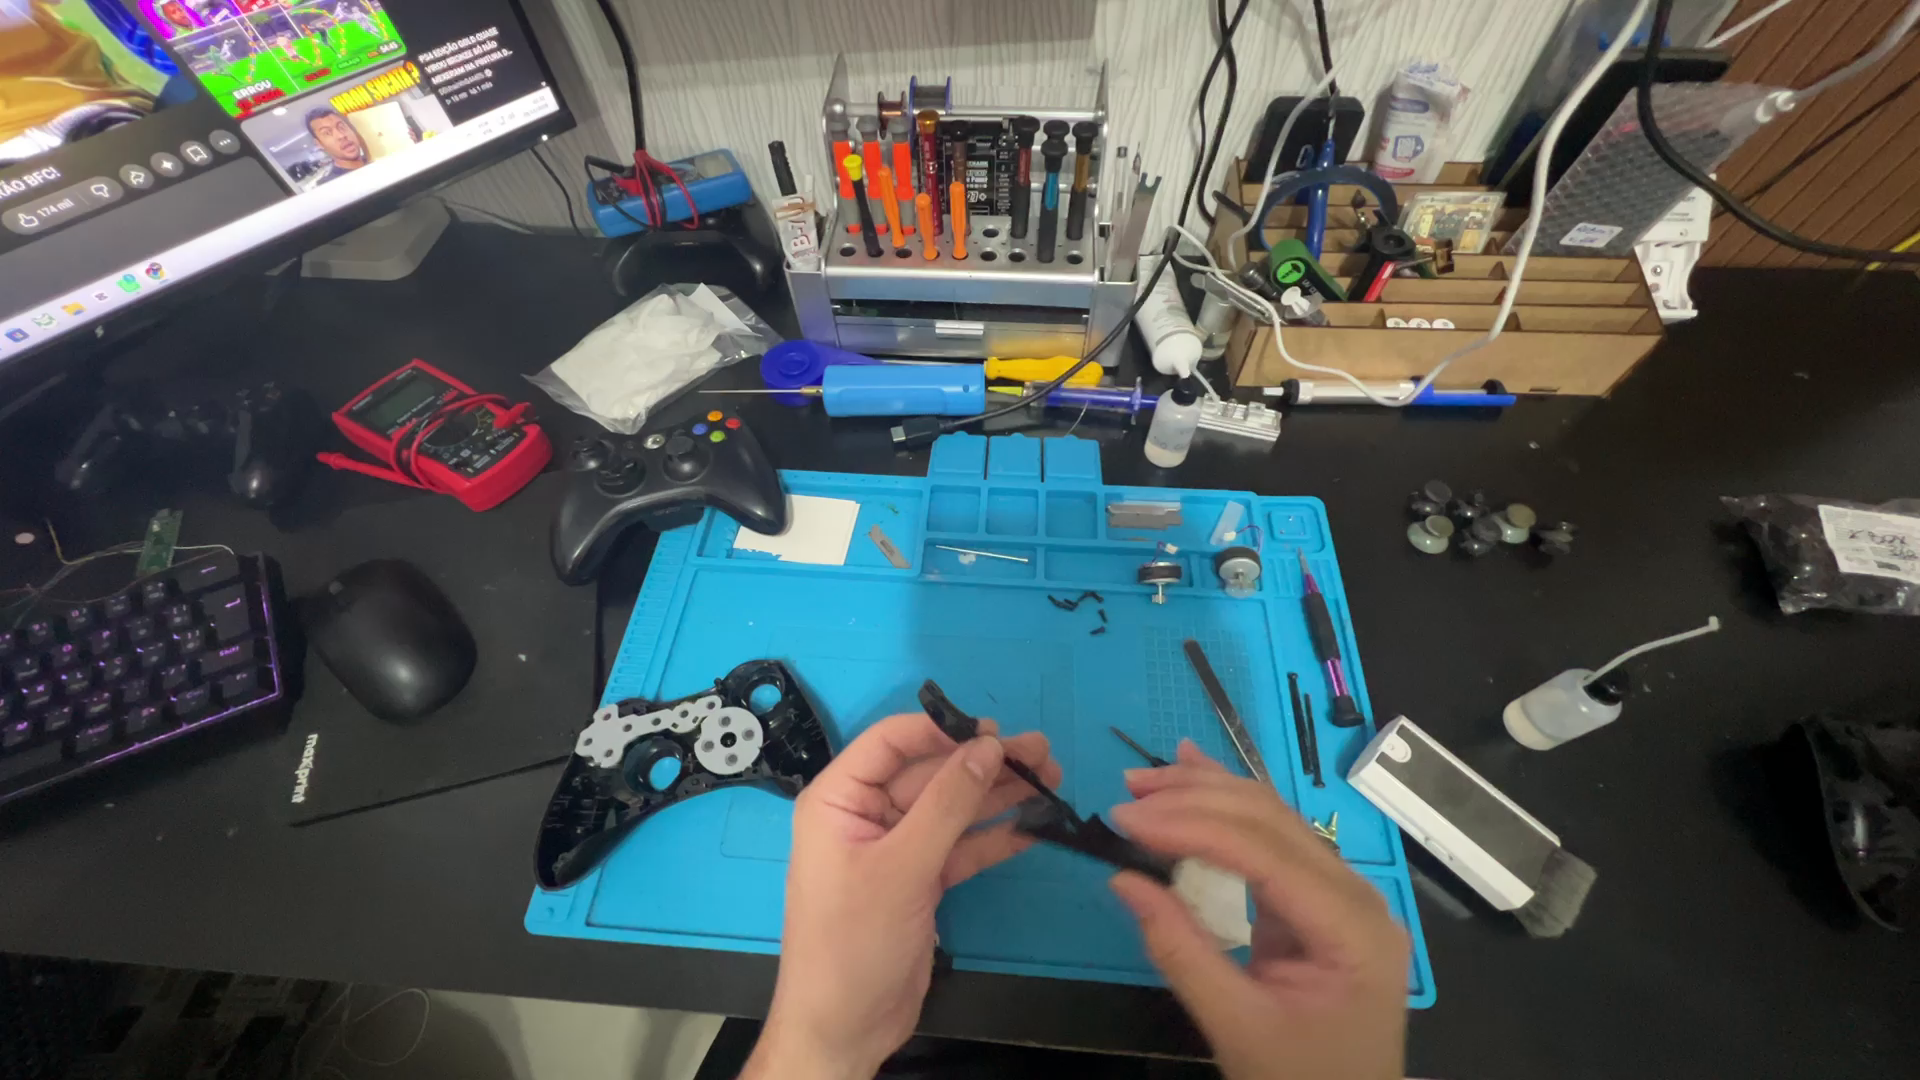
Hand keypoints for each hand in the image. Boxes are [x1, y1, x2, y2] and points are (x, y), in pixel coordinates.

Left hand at [742, 712, 1061, 1079]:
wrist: (843, 1033)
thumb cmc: (854, 941)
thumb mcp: (902, 866)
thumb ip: (948, 803)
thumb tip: (989, 746)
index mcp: (841, 797)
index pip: (892, 741)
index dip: (941, 730)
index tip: (993, 731)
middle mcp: (868, 813)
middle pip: (931, 772)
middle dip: (984, 763)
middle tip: (1040, 752)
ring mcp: (897, 846)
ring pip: (953, 807)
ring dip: (999, 794)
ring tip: (1050, 778)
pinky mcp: (921, 877)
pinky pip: (962, 845)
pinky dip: (995, 836)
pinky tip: (1034, 825)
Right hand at [1107, 741, 1408, 1079]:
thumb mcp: (1235, 1028)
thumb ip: (1179, 949)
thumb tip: (1122, 878)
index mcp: (1350, 927)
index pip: (1261, 851)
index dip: (1189, 826)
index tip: (1126, 820)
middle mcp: (1353, 891)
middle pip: (1266, 818)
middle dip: (1191, 798)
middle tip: (1125, 799)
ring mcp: (1338, 886)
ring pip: (1266, 811)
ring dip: (1202, 789)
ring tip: (1143, 781)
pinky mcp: (1314, 888)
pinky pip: (1267, 829)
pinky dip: (1224, 799)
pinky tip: (1192, 764)